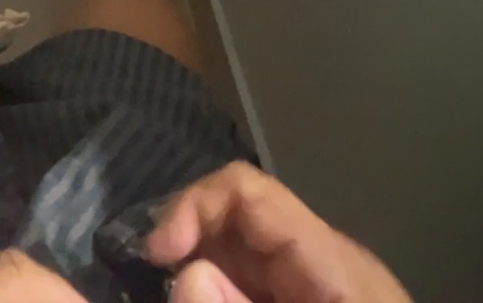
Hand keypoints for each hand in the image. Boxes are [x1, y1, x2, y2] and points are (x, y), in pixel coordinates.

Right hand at [147, 163, 410, 302]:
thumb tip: (186, 271)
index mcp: (332, 263)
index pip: (247, 191)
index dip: (192, 205)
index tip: (154, 255)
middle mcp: (321, 263)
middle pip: (236, 220)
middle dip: (186, 246)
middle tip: (150, 288)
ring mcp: (316, 289)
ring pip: (237, 256)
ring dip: (197, 274)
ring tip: (169, 295)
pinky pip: (251, 286)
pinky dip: (221, 293)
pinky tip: (203, 302)